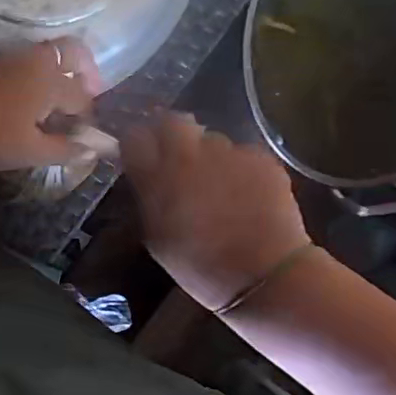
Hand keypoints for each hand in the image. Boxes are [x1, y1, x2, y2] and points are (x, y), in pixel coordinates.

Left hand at [0, 38, 105, 170]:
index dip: (88, 117)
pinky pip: (32, 62)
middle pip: (74, 52)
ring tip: (63, 103)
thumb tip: (91, 150)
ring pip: (51, 55)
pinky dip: (44, 74)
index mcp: (51, 81)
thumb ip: (65, 149)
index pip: (83, 97)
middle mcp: (38, 62)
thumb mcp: (32, 152)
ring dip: (64, 72)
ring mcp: (16, 60)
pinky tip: (38, 101)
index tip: (86, 135)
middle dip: (87, 71)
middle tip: (89, 94)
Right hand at [123, 113, 311, 310]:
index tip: (139, 153)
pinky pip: (241, 153)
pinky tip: (244, 193)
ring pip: (210, 138)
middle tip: (175, 156)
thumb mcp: (157, 235)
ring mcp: (228, 152)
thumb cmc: (199, 265)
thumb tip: (146, 176)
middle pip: (172, 121)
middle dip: (170, 133)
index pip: (133, 136)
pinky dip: (238, 167)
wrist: (262, 274)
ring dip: (207, 154)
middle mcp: (189, 154)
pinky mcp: (260, 157)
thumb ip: (149, 196)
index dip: (136, 142)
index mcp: (157, 176)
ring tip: (216, 182)